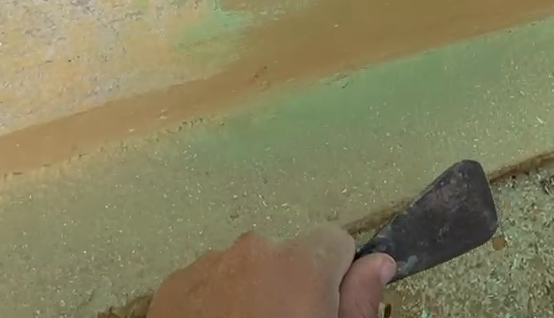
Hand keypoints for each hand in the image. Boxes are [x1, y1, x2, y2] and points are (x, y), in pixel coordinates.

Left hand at [146, 226, 395, 317]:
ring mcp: (210, 264)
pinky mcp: (173, 285)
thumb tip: (379, 263)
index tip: (327, 312)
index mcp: (302, 264)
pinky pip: (209, 283)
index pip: (336, 243)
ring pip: (246, 269)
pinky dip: (215, 305)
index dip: (337, 280)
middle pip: (288, 257)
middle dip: (291, 289)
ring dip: (252, 296)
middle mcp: (256, 249)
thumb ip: (359, 305)